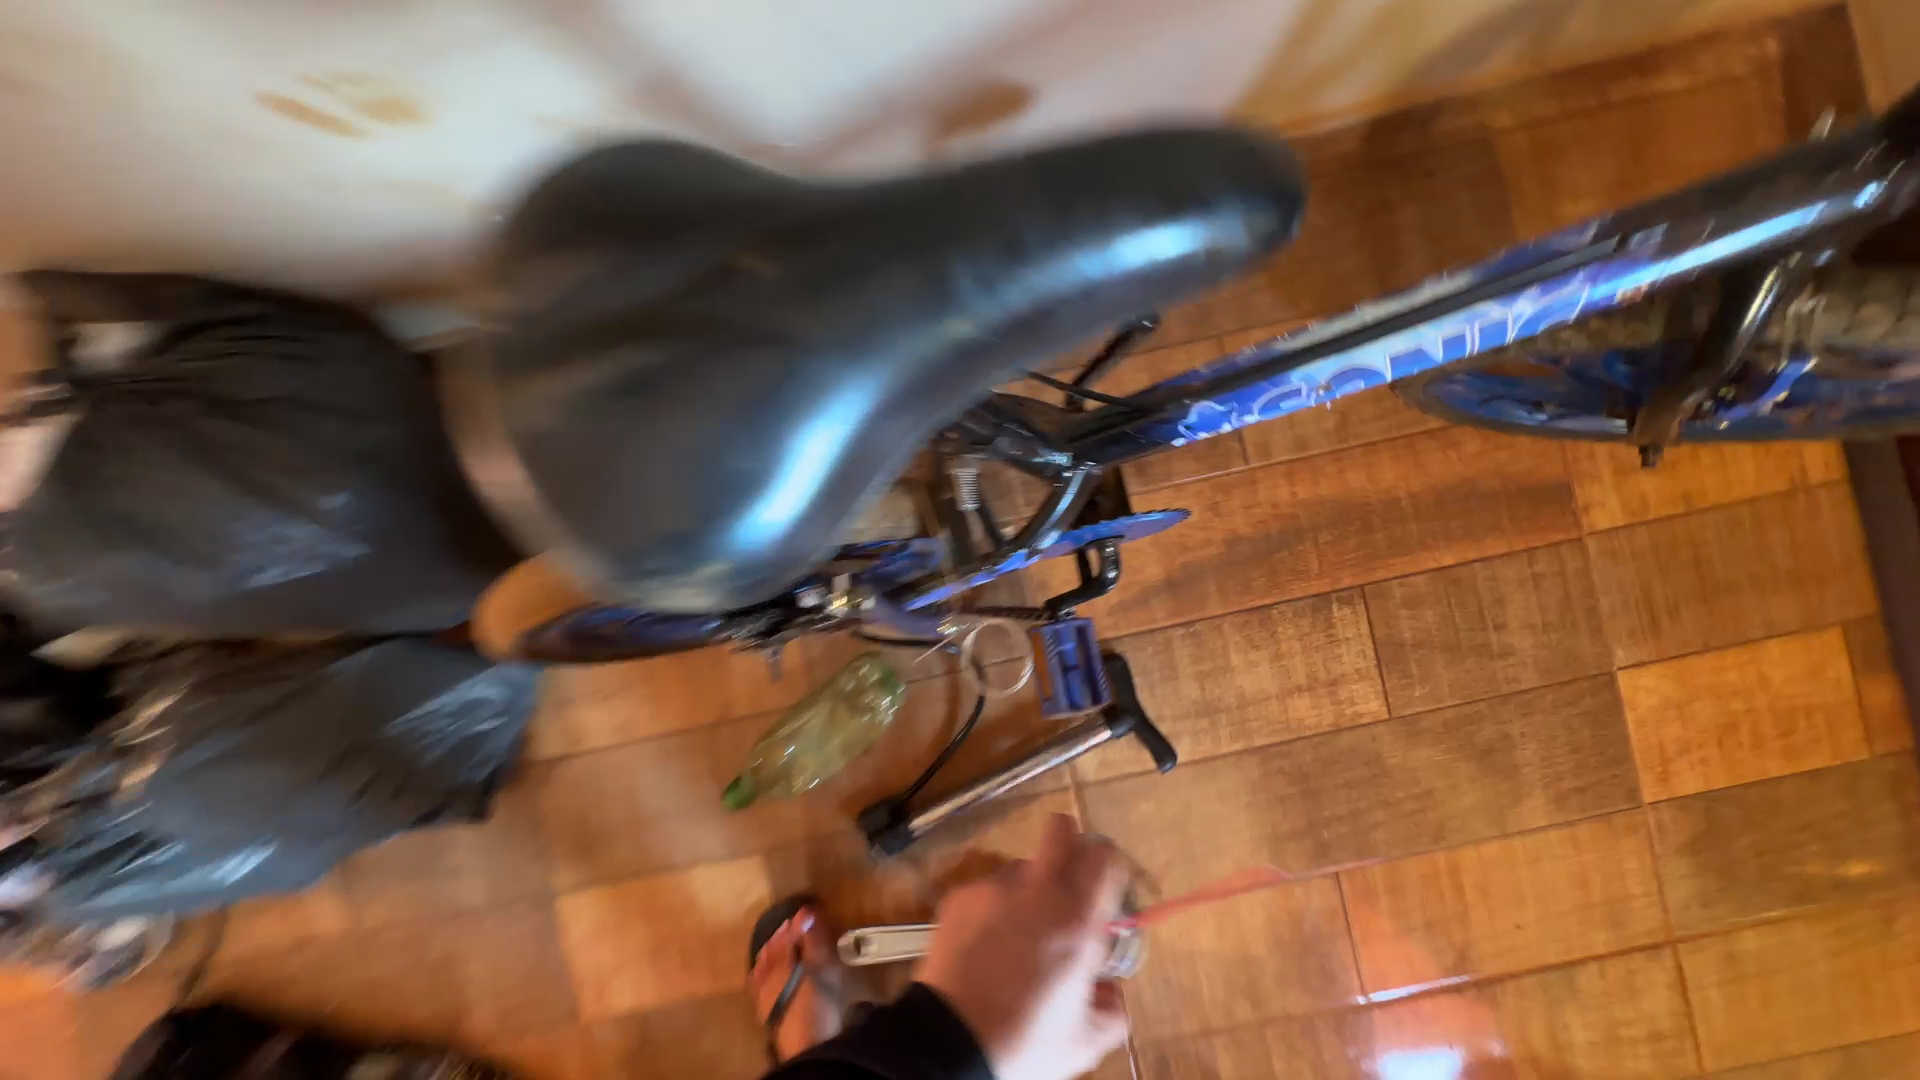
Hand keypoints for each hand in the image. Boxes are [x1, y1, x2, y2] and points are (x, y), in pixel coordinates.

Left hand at [916, 815, 1129, 1079]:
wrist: (952, 1045)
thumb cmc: (1025, 1041)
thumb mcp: (1083, 1040)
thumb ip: (1110, 1009)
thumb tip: (1109, 991)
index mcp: (1077, 919)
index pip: (1104, 856)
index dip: (1106, 864)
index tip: (1102, 887)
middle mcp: (1038, 890)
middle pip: (1060, 829)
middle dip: (1067, 846)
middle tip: (1064, 884)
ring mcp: (994, 888)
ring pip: (1020, 867)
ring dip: (1026, 889)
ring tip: (1014, 934)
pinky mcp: (960, 896)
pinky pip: (986, 890)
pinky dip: (990, 909)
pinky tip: (982, 946)